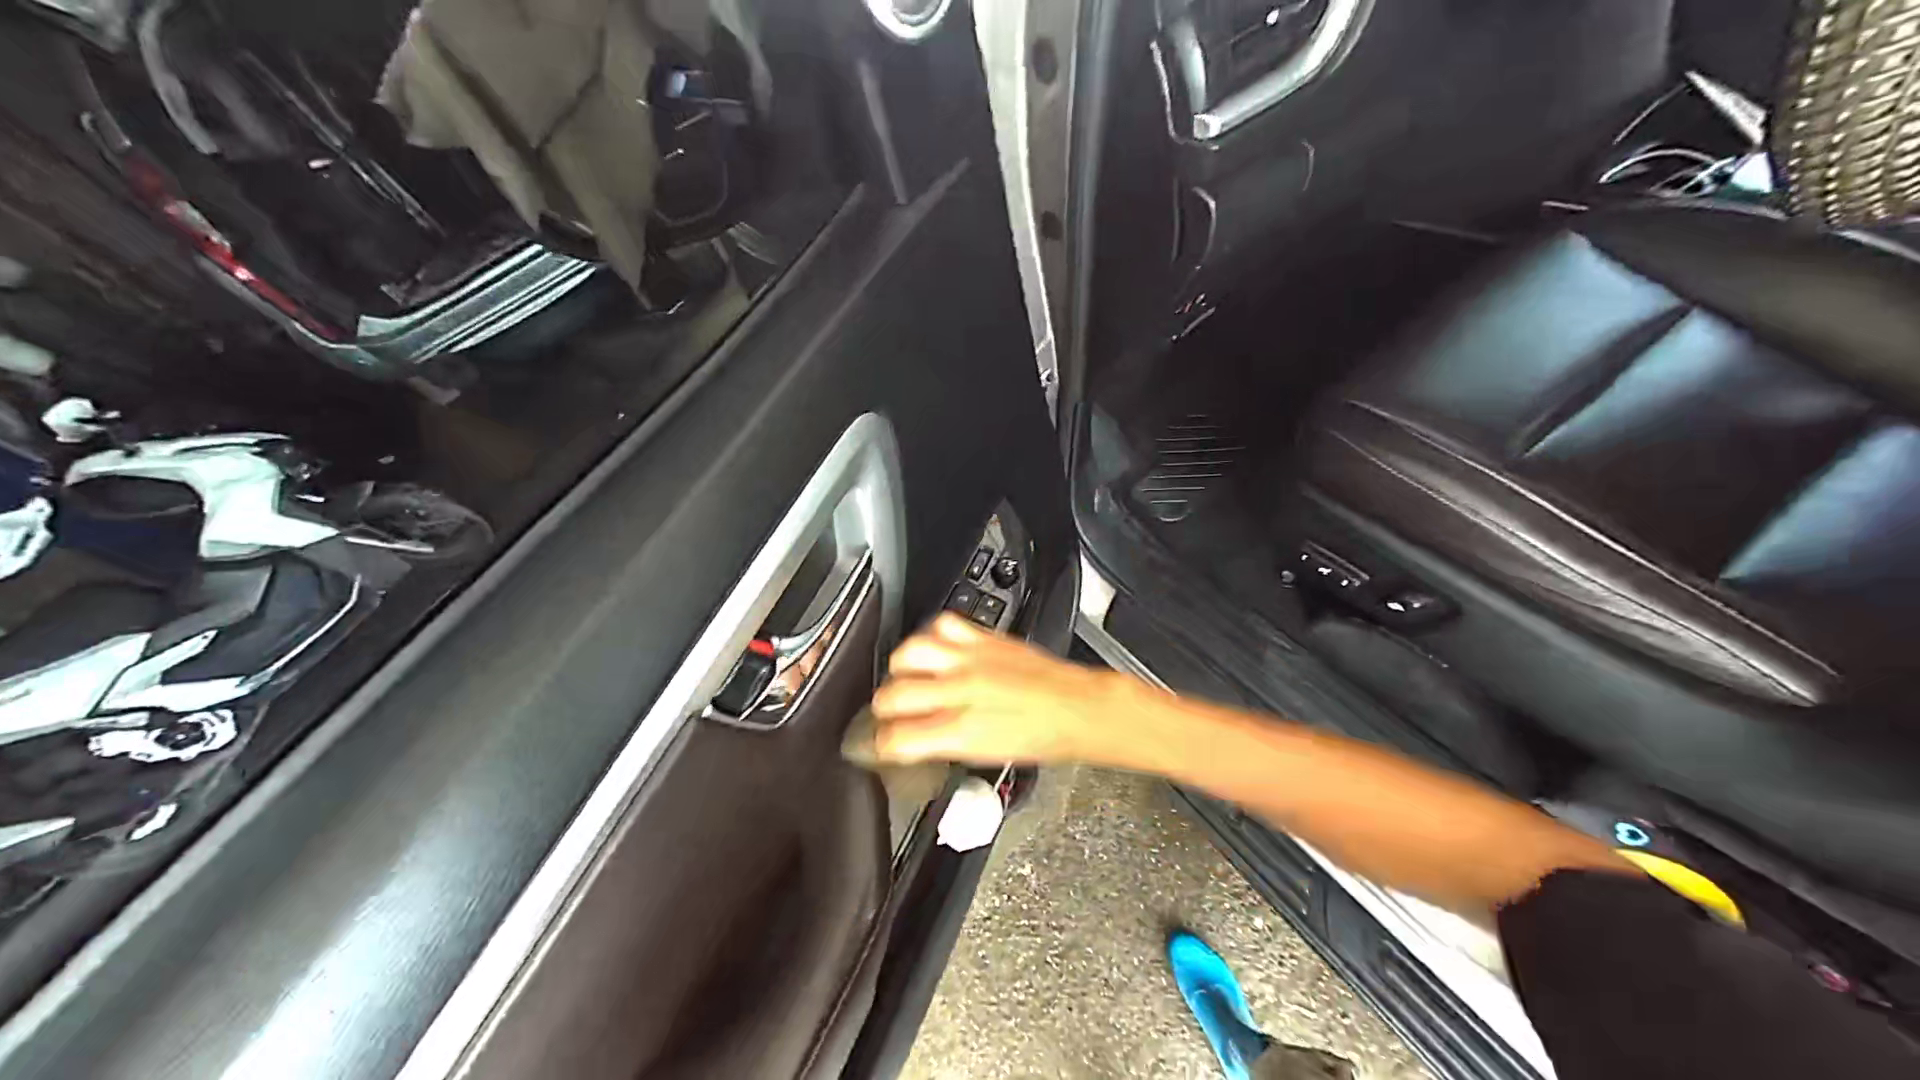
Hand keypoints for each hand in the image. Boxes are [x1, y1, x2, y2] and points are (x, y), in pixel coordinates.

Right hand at [864, 614, 1168, 766]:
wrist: (1077, 708)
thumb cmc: (1041, 737)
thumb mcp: (985, 757)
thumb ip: (942, 744)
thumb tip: (914, 740)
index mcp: (960, 732)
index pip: (896, 738)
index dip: (879, 744)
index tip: (878, 744)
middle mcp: (961, 693)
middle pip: (893, 695)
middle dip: (881, 709)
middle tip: (888, 714)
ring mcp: (971, 661)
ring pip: (909, 653)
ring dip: (900, 667)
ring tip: (906, 676)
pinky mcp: (985, 639)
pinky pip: (943, 625)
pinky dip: (933, 636)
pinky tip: (937, 649)